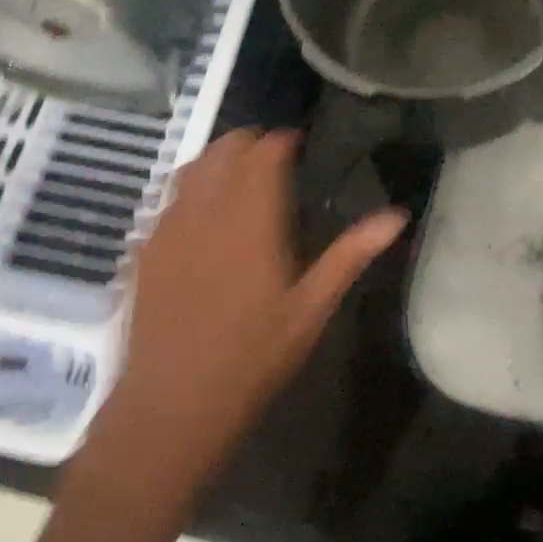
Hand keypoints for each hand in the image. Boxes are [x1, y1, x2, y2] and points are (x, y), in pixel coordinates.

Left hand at [106, 129, 407, 446]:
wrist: (175, 400)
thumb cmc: (254, 356)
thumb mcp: (311, 308)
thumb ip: (350, 256)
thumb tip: (397, 216)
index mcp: (252, 221)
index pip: (263, 156)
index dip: (279, 141)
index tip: (296, 141)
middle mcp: (207, 213)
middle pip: (222, 153)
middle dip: (246, 143)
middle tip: (269, 153)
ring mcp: (169, 230)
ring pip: (189, 171)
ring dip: (214, 160)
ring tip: (234, 169)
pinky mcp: (145, 252)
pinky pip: (164, 201)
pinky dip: (185, 189)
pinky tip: (196, 209)